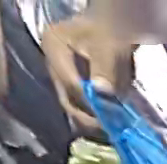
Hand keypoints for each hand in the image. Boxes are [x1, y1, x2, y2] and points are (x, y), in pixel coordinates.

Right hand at [41, 14, 139, 132]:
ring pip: (74, 110)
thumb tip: (101, 91)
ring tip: (112, 129)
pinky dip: (96, 119)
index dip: (91, 102)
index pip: (70, 83)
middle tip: (110, 128)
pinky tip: (110, 125)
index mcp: (53, 48)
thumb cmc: (110, 34)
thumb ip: (105, 69)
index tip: (111, 114)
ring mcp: (61, 80)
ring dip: (93, 123)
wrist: (114, 32)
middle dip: (89, 118)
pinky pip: (82, 111)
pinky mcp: (72, 90)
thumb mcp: (108, 47)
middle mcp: (52, 66)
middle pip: (67, 101)